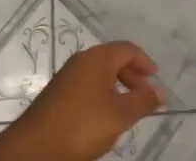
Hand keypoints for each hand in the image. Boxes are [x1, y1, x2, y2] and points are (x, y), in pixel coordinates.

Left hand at [0, 41, 165, 160]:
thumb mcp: (120, 115)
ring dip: (117, 88)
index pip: (127, 49)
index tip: (156, 79)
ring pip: (99, 74)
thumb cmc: (83, 125)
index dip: (145, 62)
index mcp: (97, 58)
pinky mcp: (58, 93)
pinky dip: (102, 95)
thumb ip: (142, 101)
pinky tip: (104, 118)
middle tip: (146, 97)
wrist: (36, 146)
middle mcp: (82, 60)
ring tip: (127, 111)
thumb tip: (160, 89)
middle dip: (132, 76)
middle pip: (113, 60)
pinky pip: (87, 86)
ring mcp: (67, 76)